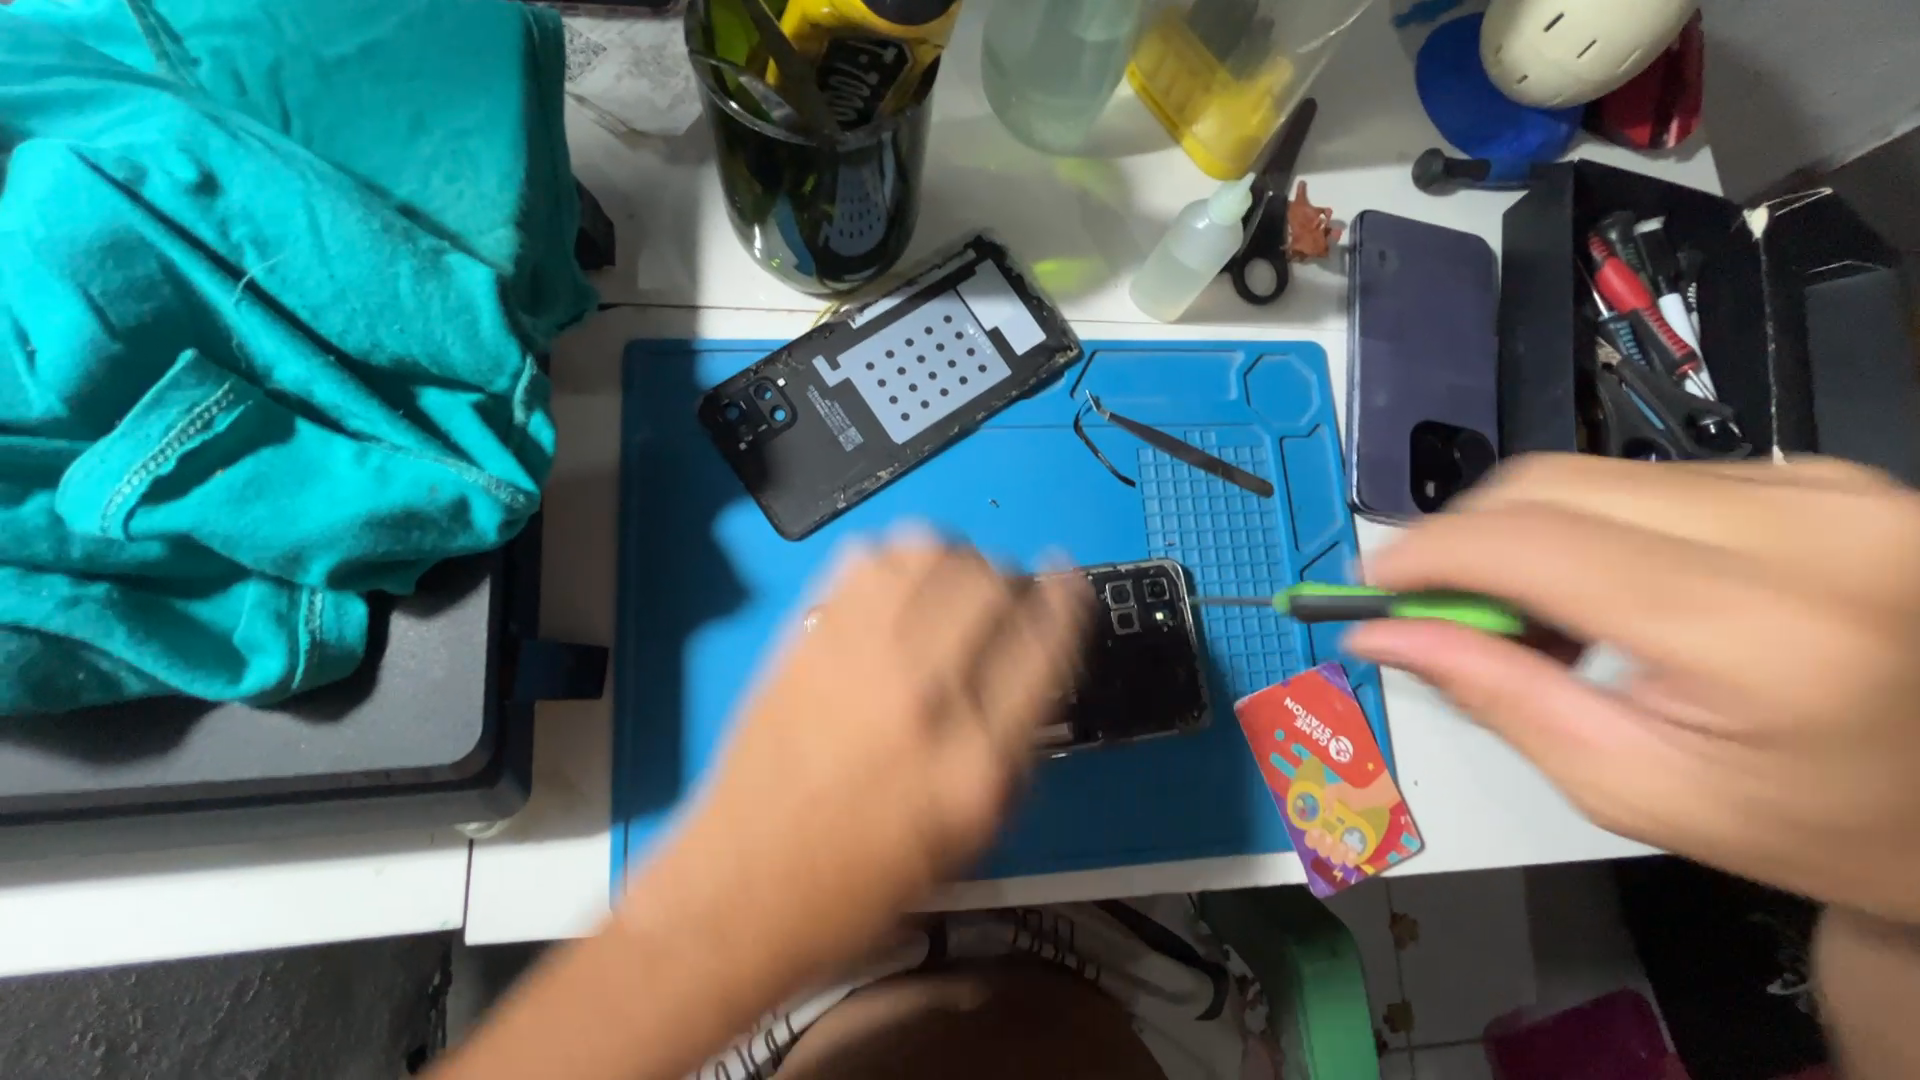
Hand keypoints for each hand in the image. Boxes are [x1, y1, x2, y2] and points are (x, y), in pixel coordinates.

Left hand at [633, 528, 1091, 988]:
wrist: (741, 888)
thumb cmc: (863, 883)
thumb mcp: (969, 841)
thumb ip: (1014, 752)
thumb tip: (1033, 673)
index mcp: (976, 759)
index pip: (1045, 641)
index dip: (1066, 599)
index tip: (1066, 583)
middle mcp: (922, 693)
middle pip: (990, 582)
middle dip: (1010, 579)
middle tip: (1003, 598)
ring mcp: (858, 656)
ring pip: (929, 552)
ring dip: (955, 558)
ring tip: (952, 585)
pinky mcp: (807, 639)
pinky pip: (865, 558)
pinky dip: (895, 557)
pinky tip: (899, 586)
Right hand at [1301, 776, 1399, 868]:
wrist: (1370, 800)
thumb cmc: (1349, 795)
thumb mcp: (1338, 790)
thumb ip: (1330, 795)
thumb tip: (1327, 810)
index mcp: (1321, 825)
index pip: (1310, 838)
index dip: (1311, 837)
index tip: (1317, 830)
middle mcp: (1329, 838)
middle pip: (1320, 850)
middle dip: (1323, 846)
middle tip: (1330, 838)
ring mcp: (1343, 846)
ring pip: (1334, 858)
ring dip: (1336, 854)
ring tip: (1343, 845)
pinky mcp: (1356, 851)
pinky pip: (1350, 861)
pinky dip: (1349, 859)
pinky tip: (1352, 850)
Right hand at [1344, 455, 1919, 922]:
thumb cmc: (1811, 821)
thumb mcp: (1632, 786)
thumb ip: (1494, 695)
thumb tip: (1382, 633)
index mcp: (1760, 626)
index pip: (1532, 541)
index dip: (1426, 552)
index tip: (1371, 583)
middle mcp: (1802, 527)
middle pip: (1547, 484)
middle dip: (1462, 539)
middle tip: (1438, 607)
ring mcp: (1818, 489)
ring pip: (1583, 474)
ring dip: (1518, 534)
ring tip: (1531, 613)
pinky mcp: (1814, 478)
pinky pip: (1636, 480)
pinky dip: (1578, 525)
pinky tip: (1594, 588)